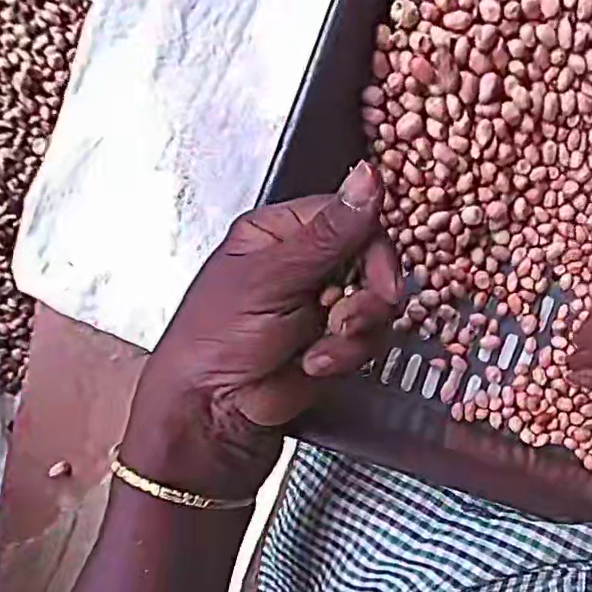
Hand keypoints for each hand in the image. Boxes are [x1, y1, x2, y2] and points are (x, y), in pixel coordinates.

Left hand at [121, 163, 399, 497]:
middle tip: (344, 319)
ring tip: (317, 351)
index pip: (352, 218)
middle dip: (366, 298)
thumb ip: (329, 234)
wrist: (213, 416)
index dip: (373, 248)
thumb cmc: (217, 341)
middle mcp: (307, 264)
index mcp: (281, 233)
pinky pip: (371, 338)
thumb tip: (368, 176)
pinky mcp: (337, 341)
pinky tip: (314, 365)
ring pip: (377, 304)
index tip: (379, 279)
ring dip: (353, 333)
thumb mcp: (272, 279)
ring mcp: (324, 305)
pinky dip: (348, 356)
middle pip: (373, 262)